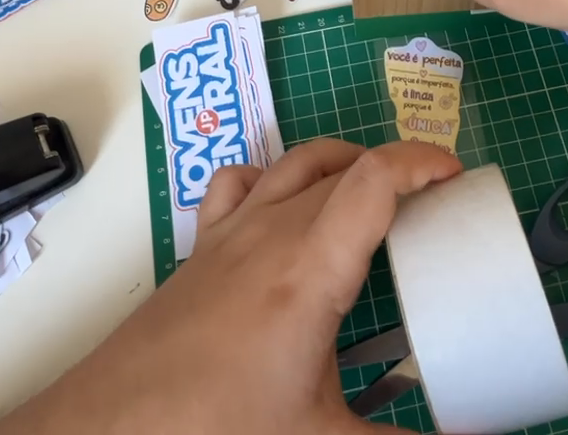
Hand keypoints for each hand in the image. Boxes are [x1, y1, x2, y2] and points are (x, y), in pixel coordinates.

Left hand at [0, 140, 461, 434]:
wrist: (111, 429)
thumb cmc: (219, 427)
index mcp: (312, 266)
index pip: (375, 178)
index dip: (422, 160)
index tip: (456, 175)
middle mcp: (272, 229)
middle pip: (343, 166)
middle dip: (395, 169)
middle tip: (430, 202)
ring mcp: (231, 231)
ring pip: (294, 163)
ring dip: (342, 163)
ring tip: (372, 194)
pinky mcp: (201, 246)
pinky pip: (240, 183)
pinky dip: (274, 177)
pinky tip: (283, 205)